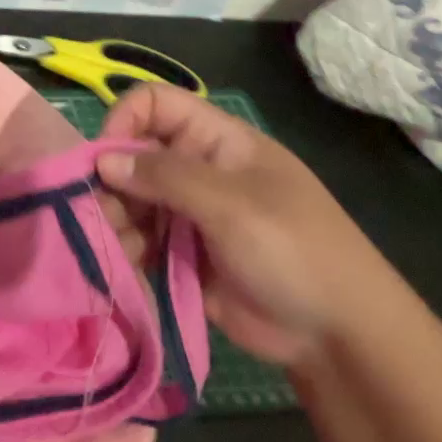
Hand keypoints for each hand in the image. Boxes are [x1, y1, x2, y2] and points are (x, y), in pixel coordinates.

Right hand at [94, 83, 405, 365]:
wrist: (338, 336)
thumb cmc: (295, 252)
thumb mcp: (232, 204)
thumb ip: (165, 176)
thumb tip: (103, 161)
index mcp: (217, 141)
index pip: (154, 105)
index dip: (123, 122)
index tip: (104, 162)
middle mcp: (197, 171)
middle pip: (132, 155)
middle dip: (112, 183)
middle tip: (105, 217)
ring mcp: (187, 214)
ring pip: (129, 200)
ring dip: (115, 221)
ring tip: (118, 249)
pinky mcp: (180, 255)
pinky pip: (138, 241)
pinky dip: (124, 251)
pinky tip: (125, 268)